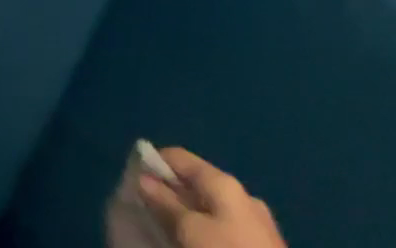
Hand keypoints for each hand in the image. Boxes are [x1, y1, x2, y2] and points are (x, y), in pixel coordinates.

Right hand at [108, 146, 285, 247]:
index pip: (179, 157)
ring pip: (209, 207)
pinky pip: (222, 226)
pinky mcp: (261, 244)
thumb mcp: (189, 230)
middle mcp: (242, 194)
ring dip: (186, 213)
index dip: (153, 163)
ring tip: (167, 229)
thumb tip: (143, 178)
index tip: (134, 181)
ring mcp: (256, 221)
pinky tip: (194, 242)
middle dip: (169, 192)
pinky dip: (204, 229)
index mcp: (224, 182)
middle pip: (195, 182)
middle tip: (147, 208)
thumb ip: (164, 202)